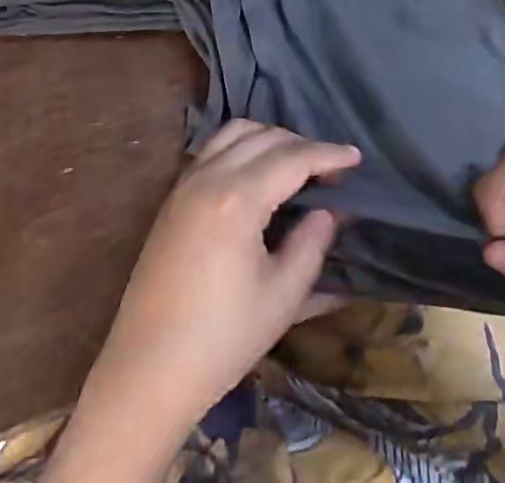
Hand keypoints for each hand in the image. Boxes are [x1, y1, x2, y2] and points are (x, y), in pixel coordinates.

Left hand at [44, 120, 358, 482]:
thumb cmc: (222, 339)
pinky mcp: (171, 199)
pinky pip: (212, 150)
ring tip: (296, 165)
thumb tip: (330, 210)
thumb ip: (312, 243)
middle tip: (331, 170)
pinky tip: (257, 174)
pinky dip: (241, 147)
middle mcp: (208, 178)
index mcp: (238, 199)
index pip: (293, 158)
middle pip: (264, 137)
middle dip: (303, 145)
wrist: (148, 370)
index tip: (356, 158)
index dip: (329, 155)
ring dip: (269, 139)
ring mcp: (184, 185)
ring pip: (233, 134)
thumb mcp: (283, 295)